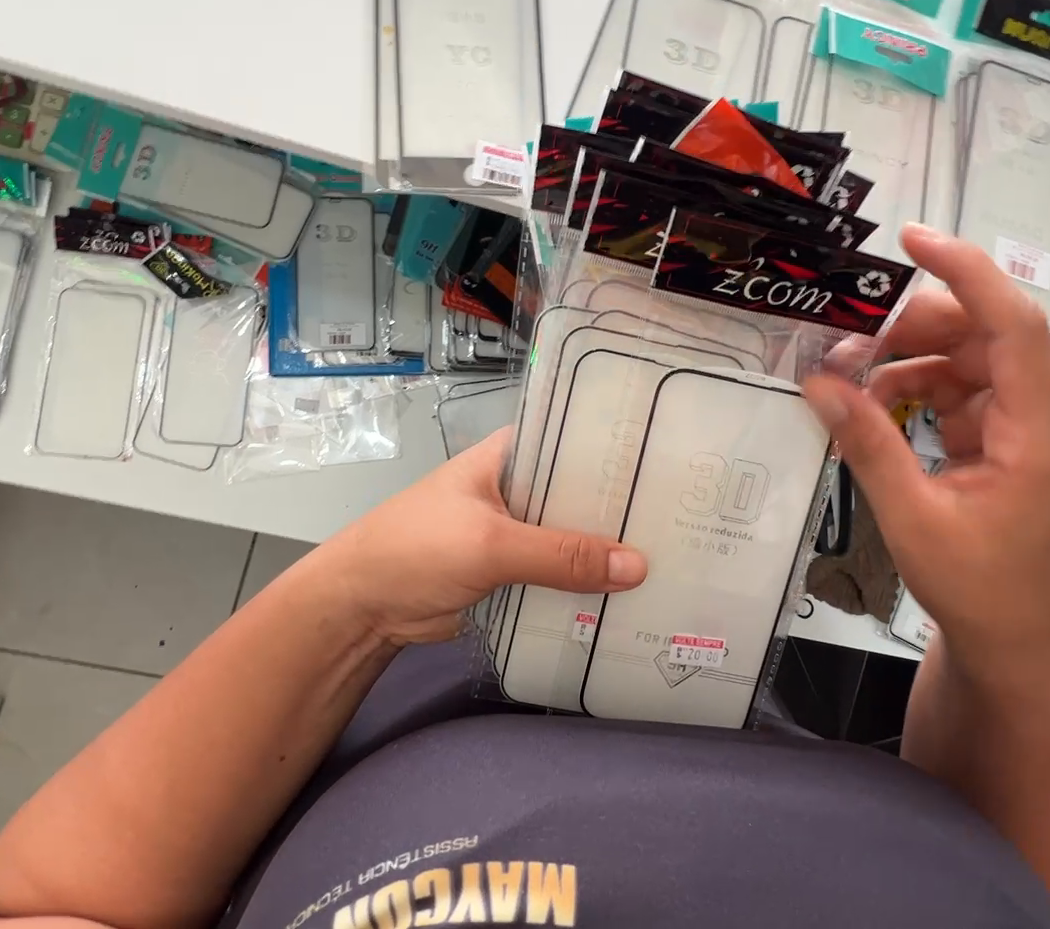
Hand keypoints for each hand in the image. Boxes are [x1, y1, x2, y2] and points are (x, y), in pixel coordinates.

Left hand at [290, 430, 648, 646]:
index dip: (621, 454)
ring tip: (676, 561)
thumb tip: (638, 567)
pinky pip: (560, 574)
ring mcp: (517, 531)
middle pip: (581, 495)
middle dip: (623, 511)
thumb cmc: (416, 548)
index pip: (576, 442)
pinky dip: (586, 585)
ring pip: (573, 538)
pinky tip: (632, 596)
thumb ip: (560, 555)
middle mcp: (519, 487)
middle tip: (687, 523)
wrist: (362, 608)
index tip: (675, 469)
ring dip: (608, 553)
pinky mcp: (514, 571)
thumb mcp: (490, 543)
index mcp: (510, 456)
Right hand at [801, 223, 1049, 660]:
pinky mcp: (1009, 441)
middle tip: (844, 338)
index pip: (1016, 327)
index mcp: (1042, 435)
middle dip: (911, 329)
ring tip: (847, 377)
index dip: (967, 273)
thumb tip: (818, 383)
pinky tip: (873, 403)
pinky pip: (962, 392)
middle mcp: (1048, 419)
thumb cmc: (974, 587)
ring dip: (907, 361)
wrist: (1011, 640)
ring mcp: (1030, 429)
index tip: (913, 240)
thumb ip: (867, 442)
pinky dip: (916, 390)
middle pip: (984, 338)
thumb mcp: (910, 516)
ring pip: (968, 361)